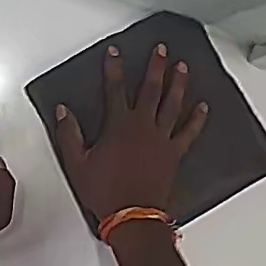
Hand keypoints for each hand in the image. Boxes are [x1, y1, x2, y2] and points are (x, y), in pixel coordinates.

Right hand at [53, 43, 208, 221]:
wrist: (132, 215)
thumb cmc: (105, 191)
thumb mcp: (77, 163)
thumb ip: (69, 135)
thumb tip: (63, 113)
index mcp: (118, 126)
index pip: (115, 89)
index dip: (113, 68)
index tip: (114, 53)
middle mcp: (143, 127)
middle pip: (151, 89)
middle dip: (155, 67)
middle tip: (160, 50)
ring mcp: (161, 139)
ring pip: (172, 104)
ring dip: (178, 83)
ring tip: (182, 67)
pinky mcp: (174, 153)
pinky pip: (188, 131)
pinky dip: (196, 118)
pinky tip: (202, 106)